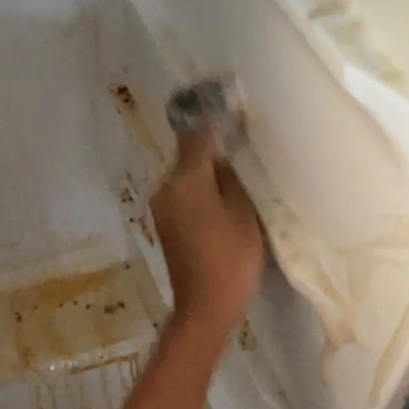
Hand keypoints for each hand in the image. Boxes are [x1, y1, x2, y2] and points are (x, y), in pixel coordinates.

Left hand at [149, 134, 264, 334]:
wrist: (205, 307)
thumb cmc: (231, 259)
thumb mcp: (242, 210)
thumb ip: (231, 174)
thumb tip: (225, 149)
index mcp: (183, 181)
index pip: (198, 136)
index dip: (216, 118)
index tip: (236, 102)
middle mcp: (165, 189)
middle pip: (190, 155)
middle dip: (214, 143)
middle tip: (246, 132)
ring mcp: (162, 207)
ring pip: (188, 174)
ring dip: (210, 167)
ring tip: (242, 161)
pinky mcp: (167, 223)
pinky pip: (186, 193)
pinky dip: (203, 187)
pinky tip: (227, 190)